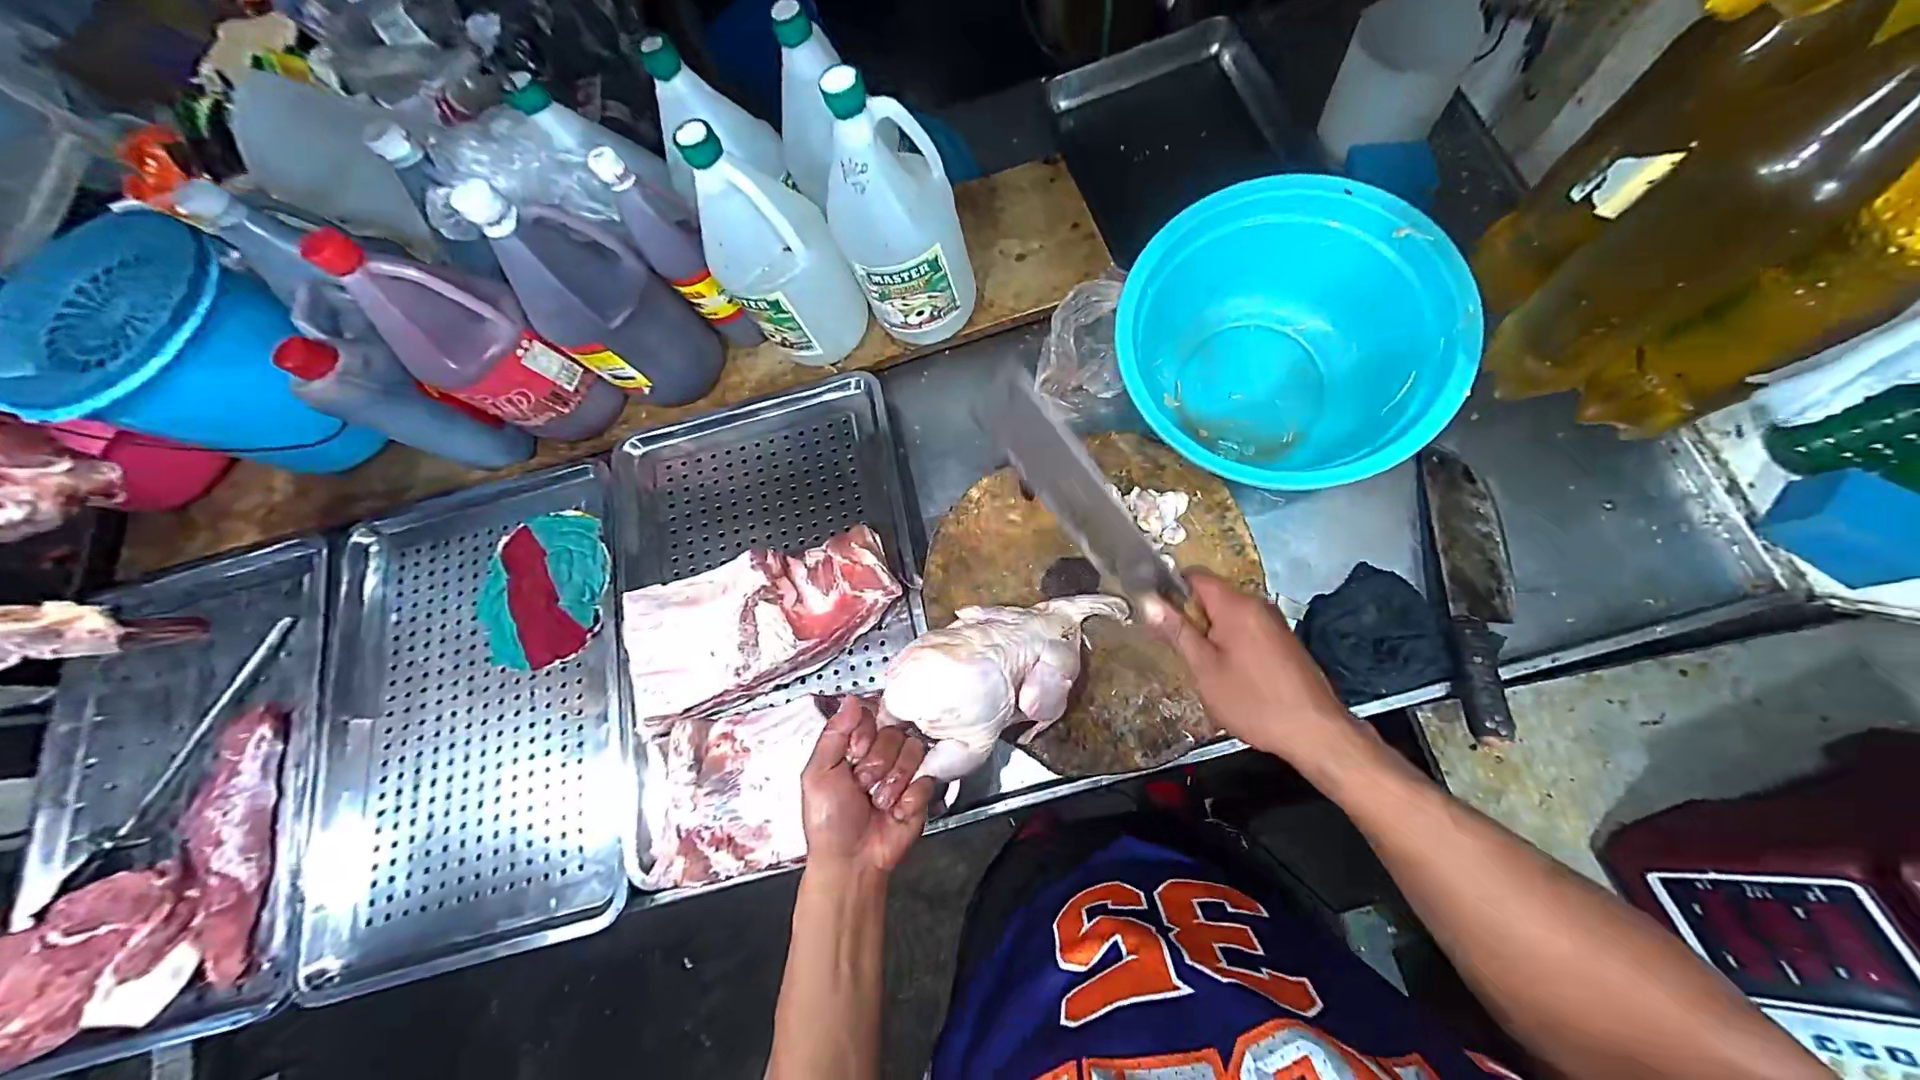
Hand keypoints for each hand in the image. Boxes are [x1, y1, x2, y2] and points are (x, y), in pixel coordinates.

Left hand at [801, 696, 937, 875]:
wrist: (851, 861)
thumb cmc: (828, 821)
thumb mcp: (817, 774)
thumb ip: (833, 734)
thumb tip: (850, 700)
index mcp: (855, 745)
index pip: (872, 715)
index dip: (865, 735)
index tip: (854, 755)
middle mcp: (881, 753)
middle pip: (895, 732)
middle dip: (877, 763)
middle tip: (863, 786)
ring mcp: (903, 771)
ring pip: (913, 751)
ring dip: (893, 782)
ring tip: (878, 802)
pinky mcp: (921, 791)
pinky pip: (926, 777)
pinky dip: (909, 798)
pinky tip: (895, 811)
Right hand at [1142, 571, 1373, 769]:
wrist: (1315, 732)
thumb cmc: (1253, 701)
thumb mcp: (1205, 669)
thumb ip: (1177, 632)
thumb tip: (1150, 603)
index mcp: (1236, 606)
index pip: (1195, 576)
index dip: (1170, 589)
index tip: (1156, 614)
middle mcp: (1257, 606)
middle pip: (1211, 595)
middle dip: (1189, 616)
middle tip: (1176, 647)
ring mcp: (1273, 623)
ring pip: (1228, 615)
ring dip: (1209, 632)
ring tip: (1200, 664)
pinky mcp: (1282, 641)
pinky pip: (1245, 629)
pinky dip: (1229, 642)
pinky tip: (1228, 673)